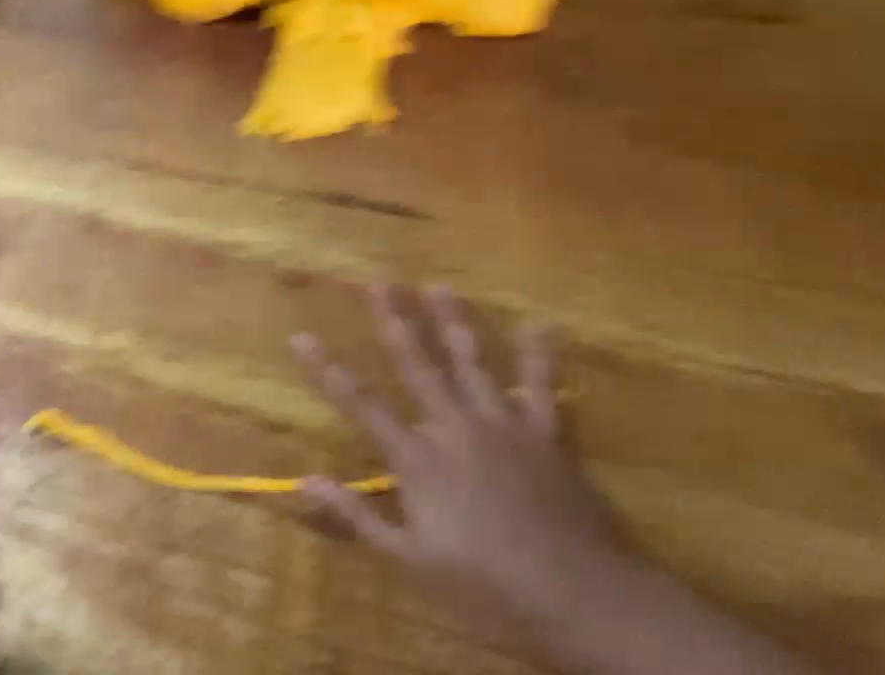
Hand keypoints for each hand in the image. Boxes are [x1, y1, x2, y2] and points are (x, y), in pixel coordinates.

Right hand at [291, 287, 819, 674]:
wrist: (583, 600)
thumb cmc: (487, 584)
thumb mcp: (411, 560)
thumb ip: (357, 517)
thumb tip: (304, 481)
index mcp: (417, 459)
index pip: (360, 404)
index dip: (326, 370)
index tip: (300, 336)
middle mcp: (454, 429)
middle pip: (417, 366)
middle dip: (394, 322)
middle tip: (378, 283)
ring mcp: (503, 428)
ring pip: (472, 364)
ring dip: (453, 323)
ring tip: (438, 286)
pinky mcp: (547, 438)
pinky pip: (542, 390)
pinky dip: (538, 357)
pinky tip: (536, 325)